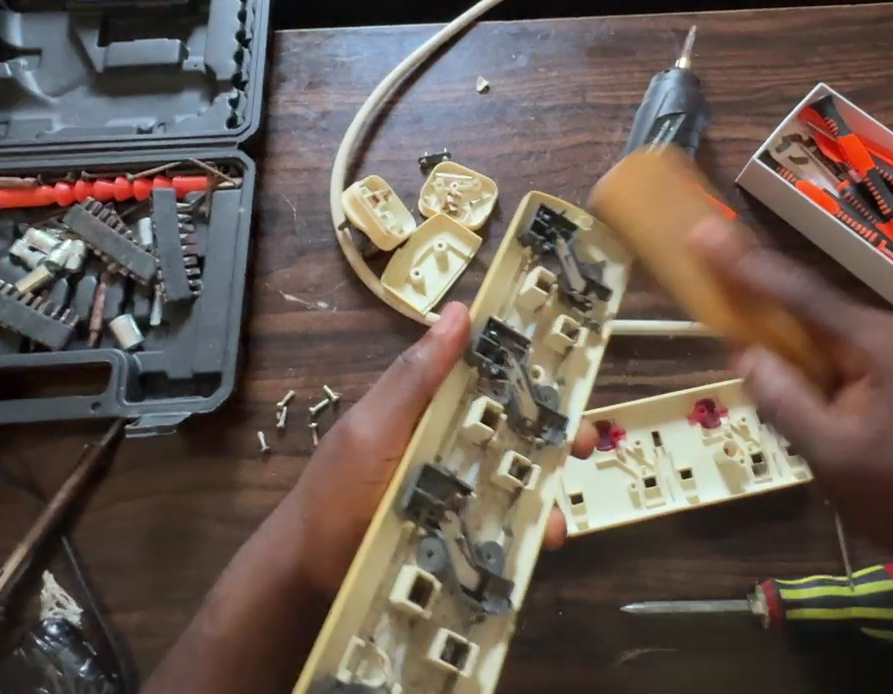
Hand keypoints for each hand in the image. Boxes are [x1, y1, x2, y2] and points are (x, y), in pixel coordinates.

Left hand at [268, 302, 590, 596]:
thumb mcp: (372, 429)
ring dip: (548, 482)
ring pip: (516, 472)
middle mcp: (448, 439)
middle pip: (512, 423)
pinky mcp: (460, 531)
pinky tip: (543, 539)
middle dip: (554, 428)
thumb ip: (414, 377)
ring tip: (563, 508)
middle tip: (587, 441)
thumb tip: (460, 310)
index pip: (485, 371)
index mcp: (430, 405)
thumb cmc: (336, 495)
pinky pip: (505, 521)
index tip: (571, 360)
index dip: (527, 363)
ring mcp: (456, 487)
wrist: (304, 583)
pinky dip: (529, 527)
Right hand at [692, 219, 892, 569]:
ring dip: (781, 330)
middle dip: (757, 292)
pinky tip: (789, 371)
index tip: (703, 233)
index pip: (797, 293)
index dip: (744, 265)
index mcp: (875, 342)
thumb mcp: (837, 457)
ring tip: (738, 321)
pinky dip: (806, 354)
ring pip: (823, 331)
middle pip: (808, 305)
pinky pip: (840, 352)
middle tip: (709, 270)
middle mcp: (889, 332)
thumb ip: (786, 402)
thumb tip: (744, 355)